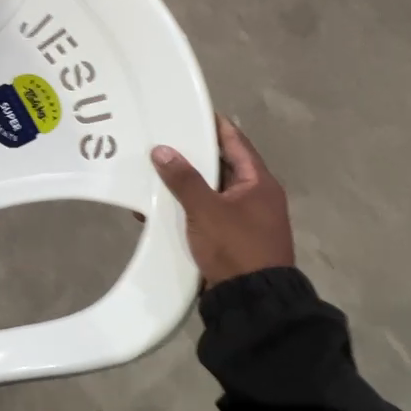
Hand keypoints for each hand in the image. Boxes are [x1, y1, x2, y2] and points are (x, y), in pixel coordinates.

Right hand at [151, 114, 293, 285]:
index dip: (215, 125)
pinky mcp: (229, 238)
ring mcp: (243, 219)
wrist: (253, 301)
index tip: (191, 110)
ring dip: (184, 183)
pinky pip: (203, 212)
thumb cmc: (236, 248)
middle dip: (191, 155)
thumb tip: (162, 150)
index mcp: (259, 183)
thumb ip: (184, 180)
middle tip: (161, 138)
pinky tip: (156, 208)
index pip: (236, 143)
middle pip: (220, 166)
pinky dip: (183, 207)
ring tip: (152, 170)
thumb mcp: (206, 210)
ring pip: (209, 191)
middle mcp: (254, 197)